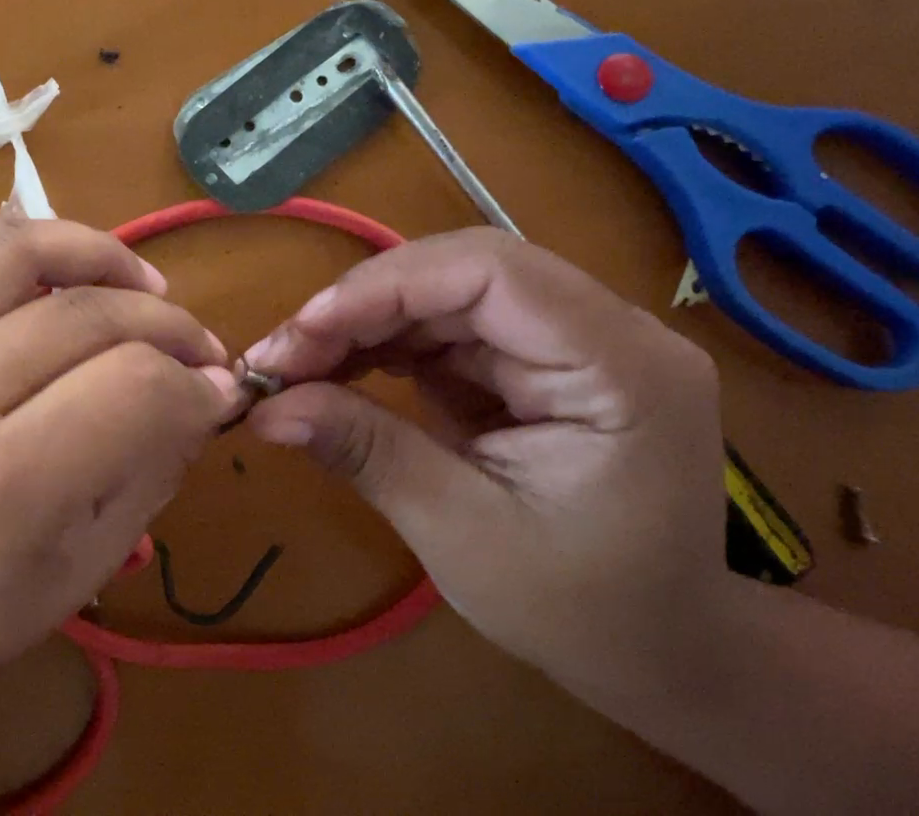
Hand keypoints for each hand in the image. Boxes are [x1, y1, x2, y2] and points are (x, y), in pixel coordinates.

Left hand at [0, 170, 239, 710]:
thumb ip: (157, 455)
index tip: (219, 395)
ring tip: (139, 286)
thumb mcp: (97, 555)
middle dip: (165, 327)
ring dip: (91, 253)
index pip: (134, 386)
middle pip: (82, 315)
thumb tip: (207, 380)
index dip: (196, 384)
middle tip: (199, 352)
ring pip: (8, 254)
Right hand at [243, 228, 730, 680]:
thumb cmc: (577, 607)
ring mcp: (569, 342)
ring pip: (442, 294)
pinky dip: (379, 346)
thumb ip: (367, 452)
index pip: (492, 274)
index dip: (384, 287)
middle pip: (461, 273)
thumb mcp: (460, 531)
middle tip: (279, 358)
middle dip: (359, 306)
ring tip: (293, 370)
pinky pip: (442, 328)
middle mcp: (606, 332)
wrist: (654, 646)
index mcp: (620, 369)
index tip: (301, 333)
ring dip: (359, 324)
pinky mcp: (532, 360)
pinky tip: (334, 374)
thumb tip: (264, 408)